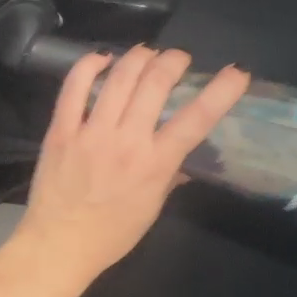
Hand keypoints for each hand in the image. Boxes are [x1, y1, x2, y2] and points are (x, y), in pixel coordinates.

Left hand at [14, 47, 250, 277]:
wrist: (59, 244)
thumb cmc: (112, 234)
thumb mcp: (153, 207)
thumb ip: (169, 174)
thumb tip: (185, 157)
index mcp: (156, 164)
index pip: (197, 119)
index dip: (221, 91)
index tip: (237, 73)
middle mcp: (126, 141)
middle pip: (155, 85)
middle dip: (172, 62)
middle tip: (178, 57)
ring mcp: (90, 133)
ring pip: (118, 79)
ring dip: (137, 58)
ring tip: (147, 52)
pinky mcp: (60, 130)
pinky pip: (73, 89)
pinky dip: (88, 66)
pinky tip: (101, 58)